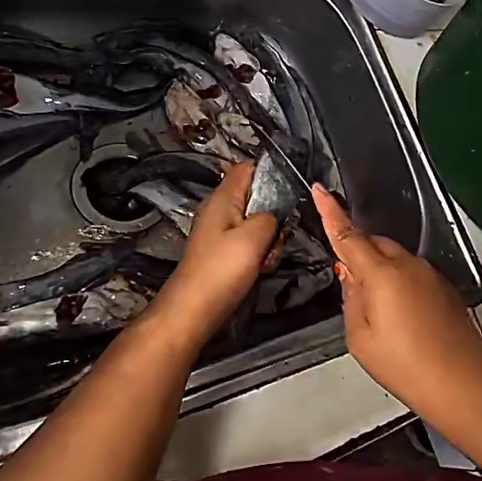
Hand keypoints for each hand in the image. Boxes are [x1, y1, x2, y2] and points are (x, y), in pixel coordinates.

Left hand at [150, 162, 279, 333]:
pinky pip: (249, 244)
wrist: (193, 312)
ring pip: (256, 224)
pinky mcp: (224, 253)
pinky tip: (260, 269)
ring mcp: (221, 233)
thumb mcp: (252, 238)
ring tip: (266, 258)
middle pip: (256, 199)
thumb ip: (269, 217)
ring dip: (269, 239)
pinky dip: (259, 254)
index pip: (246, 168)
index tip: (289, 191)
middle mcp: (219, 211)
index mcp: (221, 199)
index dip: (269, 173)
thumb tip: (274, 213)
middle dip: (273, 215)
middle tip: (276, 237)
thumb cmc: (220, 271)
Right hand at [312, 184, 481, 400]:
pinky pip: (413, 274)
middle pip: (373, 244)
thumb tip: (351, 280)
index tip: (320, 191)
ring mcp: (429, 274)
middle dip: (357, 256)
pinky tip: (402, 320)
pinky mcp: (444, 287)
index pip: (348, 234)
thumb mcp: (360, 338)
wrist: (463, 384)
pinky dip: (400, 285)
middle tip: (351, 290)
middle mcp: (407, 265)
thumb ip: (350, 299)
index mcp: (381, 274)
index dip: (330, 211)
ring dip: (380, 274)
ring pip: (394, 260)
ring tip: (380, 318)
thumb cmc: (409, 366)